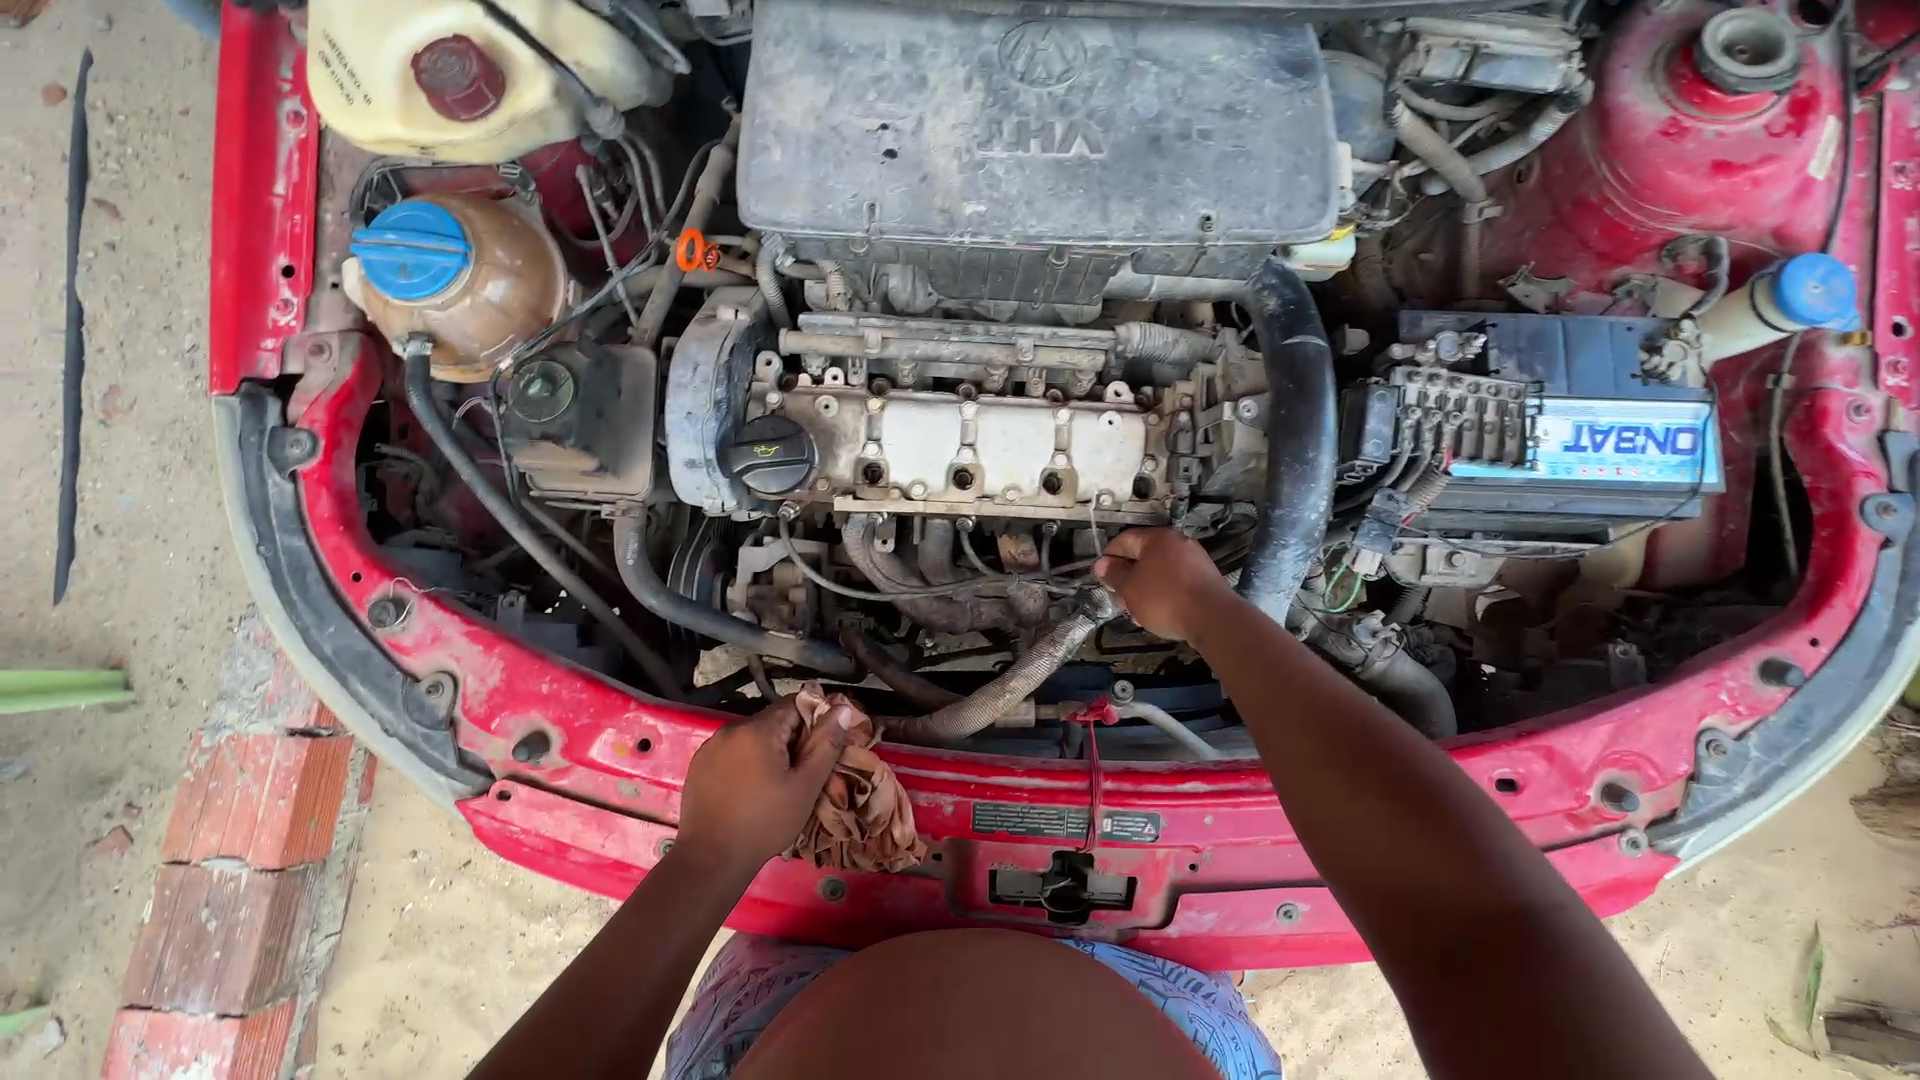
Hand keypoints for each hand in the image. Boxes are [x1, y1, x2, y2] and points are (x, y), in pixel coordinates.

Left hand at [677, 696, 851, 874]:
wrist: (710, 860)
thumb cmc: (765, 823)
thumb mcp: (805, 786)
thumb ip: (826, 744)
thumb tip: (844, 708)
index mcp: (758, 729)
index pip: (795, 703)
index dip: (815, 719)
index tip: (824, 744)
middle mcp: (731, 729)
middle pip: (772, 720)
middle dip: (792, 738)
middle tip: (804, 770)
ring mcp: (711, 747)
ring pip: (752, 736)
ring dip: (769, 750)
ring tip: (778, 782)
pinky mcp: (699, 765)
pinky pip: (732, 751)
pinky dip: (747, 761)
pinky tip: (751, 789)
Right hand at [1093, 527, 1238, 642]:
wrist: (1213, 618)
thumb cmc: (1165, 598)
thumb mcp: (1130, 588)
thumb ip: (1114, 575)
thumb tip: (1102, 564)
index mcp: (1158, 538)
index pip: (1124, 540)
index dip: (1108, 557)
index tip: (1100, 577)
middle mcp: (1178, 543)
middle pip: (1143, 556)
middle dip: (1127, 578)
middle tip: (1119, 600)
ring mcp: (1195, 560)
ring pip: (1159, 571)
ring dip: (1144, 589)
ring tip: (1137, 611)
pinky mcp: (1206, 579)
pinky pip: (1176, 582)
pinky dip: (1163, 593)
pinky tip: (1158, 612)